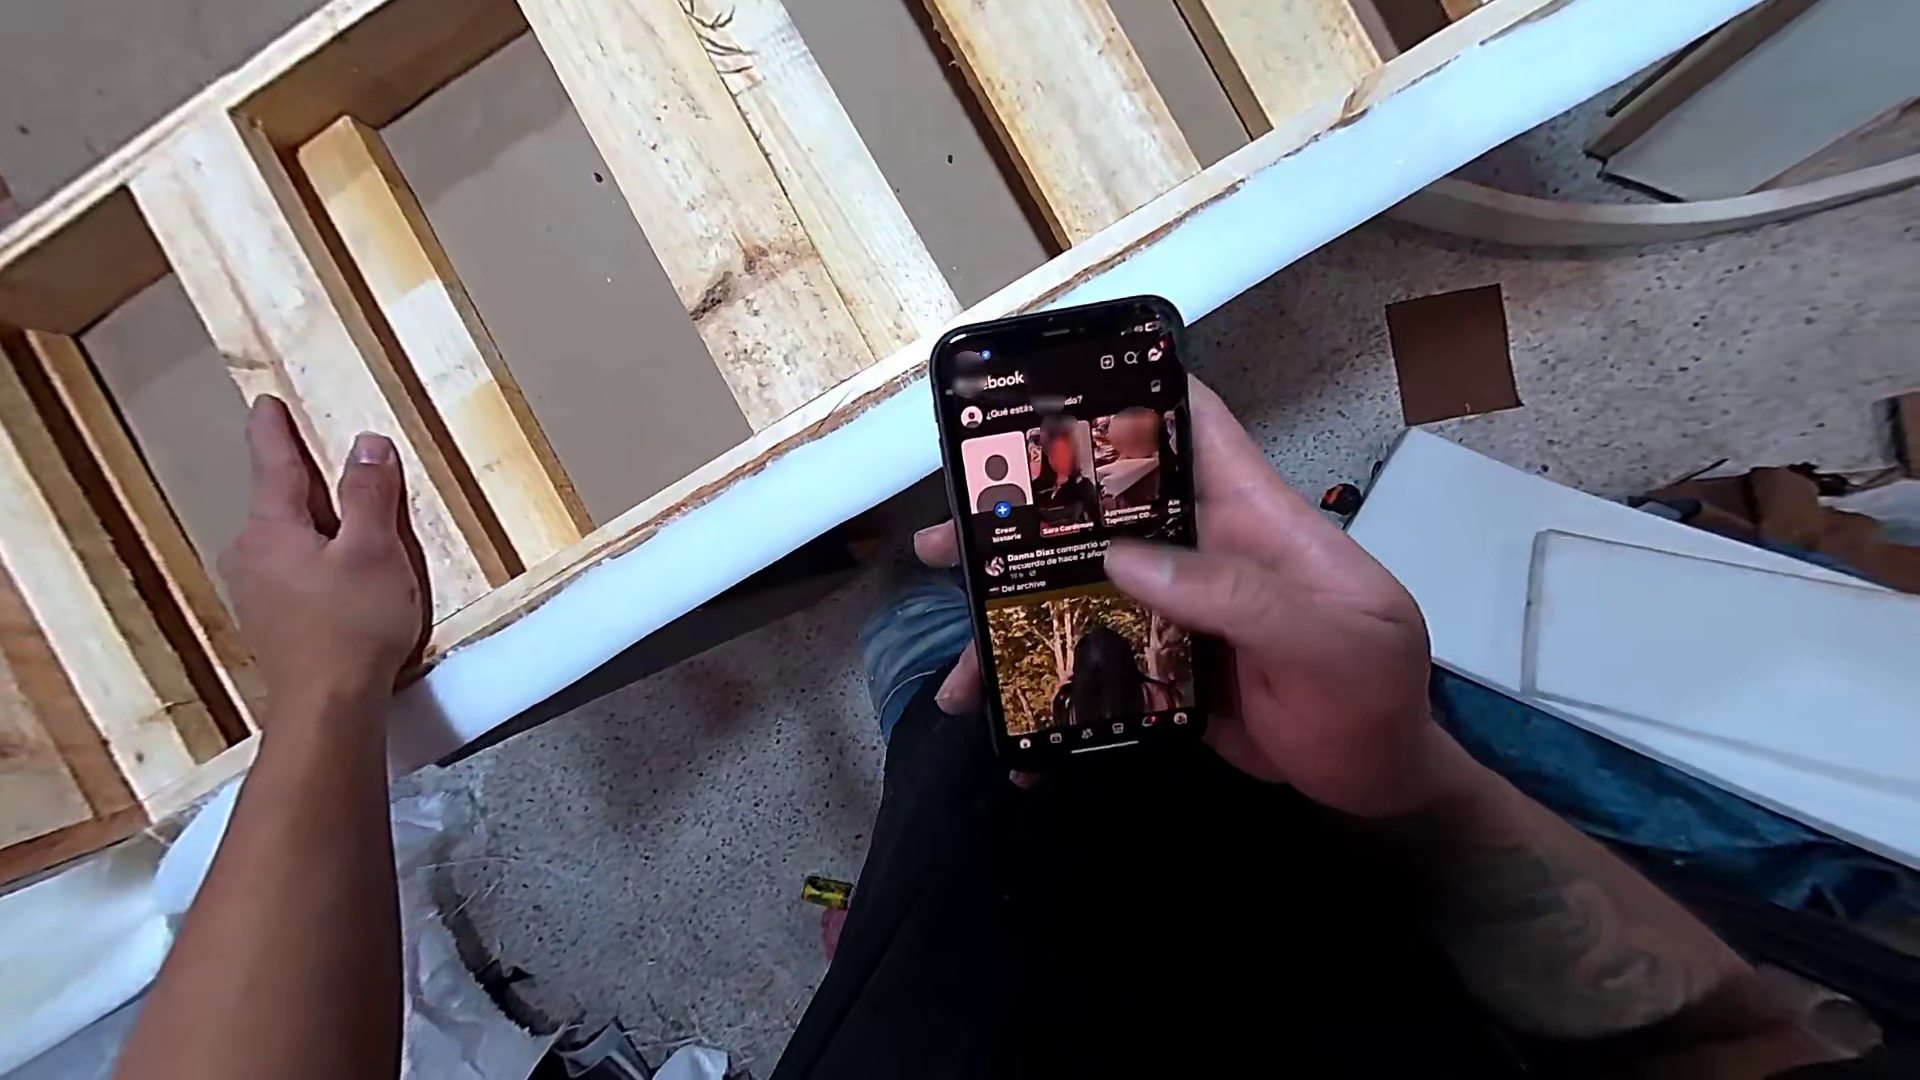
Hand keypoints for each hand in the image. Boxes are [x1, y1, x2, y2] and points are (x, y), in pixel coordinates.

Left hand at [218, 397, 425, 717]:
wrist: (329, 695)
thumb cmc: (356, 618)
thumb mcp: (375, 550)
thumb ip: (371, 496)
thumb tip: (367, 443)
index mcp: (275, 530)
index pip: (274, 469)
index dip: (274, 434)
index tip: (266, 404)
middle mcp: (254, 552)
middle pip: (280, 502)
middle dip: (302, 478)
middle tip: (322, 455)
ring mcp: (259, 585)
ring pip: (288, 534)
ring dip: (315, 516)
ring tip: (345, 511)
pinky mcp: (276, 611)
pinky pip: (296, 561)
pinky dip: (319, 546)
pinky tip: (342, 561)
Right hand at [917, 378, 1473, 817]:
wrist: (1370, 777)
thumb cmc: (1371, 697)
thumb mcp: (1330, 644)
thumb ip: (1239, 595)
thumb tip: (1121, 557)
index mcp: (1245, 512)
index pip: (1188, 422)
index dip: (1125, 392)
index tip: (1042, 396)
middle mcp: (1193, 543)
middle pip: (1098, 506)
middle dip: (1020, 514)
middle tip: (948, 535)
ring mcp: (1166, 599)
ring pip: (1075, 581)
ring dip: (1013, 601)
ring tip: (955, 635)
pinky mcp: (1149, 650)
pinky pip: (1084, 645)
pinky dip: (1042, 671)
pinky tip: (1001, 705)